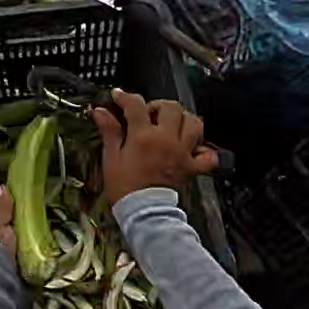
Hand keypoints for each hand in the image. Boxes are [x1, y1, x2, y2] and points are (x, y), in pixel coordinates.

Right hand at [92, 89, 217, 206]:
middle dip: (158, 105)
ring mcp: (182, 153)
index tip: (118, 96)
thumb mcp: (111, 157)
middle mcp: (166, 140)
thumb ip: (109, 131)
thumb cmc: (123, 186)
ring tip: (170, 125)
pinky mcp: (192, 167)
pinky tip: (192, 147)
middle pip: (171, 107)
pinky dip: (203, 149)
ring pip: (193, 123)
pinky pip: (208, 155)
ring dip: (183, 119)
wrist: (142, 212)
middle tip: (147, 115)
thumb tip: (100, 111)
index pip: (136, 105)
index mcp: (143, 136)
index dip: (125, 97)